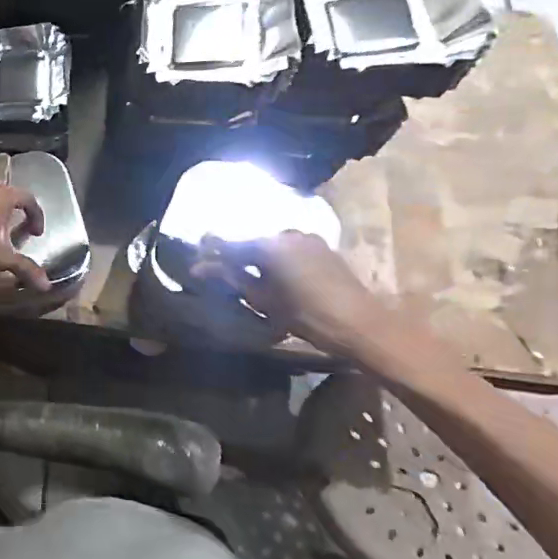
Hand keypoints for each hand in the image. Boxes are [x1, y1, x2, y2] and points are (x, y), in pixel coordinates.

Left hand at [0, 156, 49, 298]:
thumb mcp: (4, 258)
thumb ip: (26, 268)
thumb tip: (46, 285)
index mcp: (3, 196)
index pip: (27, 199)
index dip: (36, 215)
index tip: (36, 233)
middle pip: (7, 187)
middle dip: (16, 199)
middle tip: (23, 216)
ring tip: (5, 220)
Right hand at [193, 230, 410, 360]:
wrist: (360, 324)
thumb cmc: (306, 316)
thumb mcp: (262, 300)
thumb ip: (231, 278)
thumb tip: (200, 267)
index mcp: (268, 246)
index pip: (229, 244)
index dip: (211, 253)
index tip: (197, 263)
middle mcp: (286, 234)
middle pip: (251, 243)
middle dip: (236, 256)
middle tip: (224, 274)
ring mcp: (307, 238)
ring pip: (272, 245)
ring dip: (259, 258)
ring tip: (252, 278)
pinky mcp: (322, 247)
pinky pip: (290, 249)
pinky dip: (279, 259)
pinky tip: (278, 276)